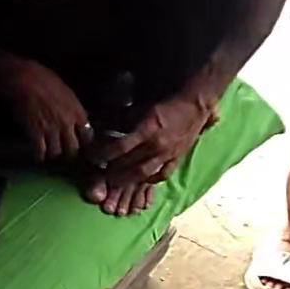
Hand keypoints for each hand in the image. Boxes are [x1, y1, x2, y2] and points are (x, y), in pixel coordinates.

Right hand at [5, 58, 90, 160]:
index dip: (85, 141)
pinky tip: (39, 156)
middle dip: (70, 151)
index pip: (87, 134)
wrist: (28, 81)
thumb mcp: (67, 91)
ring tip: (51, 153)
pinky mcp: (36, 134)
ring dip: (54, 153)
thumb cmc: (47, 79)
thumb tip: (75, 114)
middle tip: (66, 152)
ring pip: (57, 152)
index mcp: (77, 112)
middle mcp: (67, 125)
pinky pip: (40, 151)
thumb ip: (73, 106)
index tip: (82, 143)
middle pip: (73, 148)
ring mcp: (51, 131)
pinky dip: (39, 155)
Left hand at [89, 94, 209, 188]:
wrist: (196, 105)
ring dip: (128, 180)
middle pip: (130, 164)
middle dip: (113, 172)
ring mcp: (168, 154)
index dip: (105, 154)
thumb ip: (126, 119)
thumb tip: (107, 126)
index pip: (121, 147)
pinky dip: (149, 180)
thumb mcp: (143, 108)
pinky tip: (140, 182)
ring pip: (144, 173)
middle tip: (100, 176)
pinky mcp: (177, 158)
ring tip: (115, 184)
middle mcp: (157, 145)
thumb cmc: (167, 104)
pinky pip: (161, 175)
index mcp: (148, 130)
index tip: (93, 157)